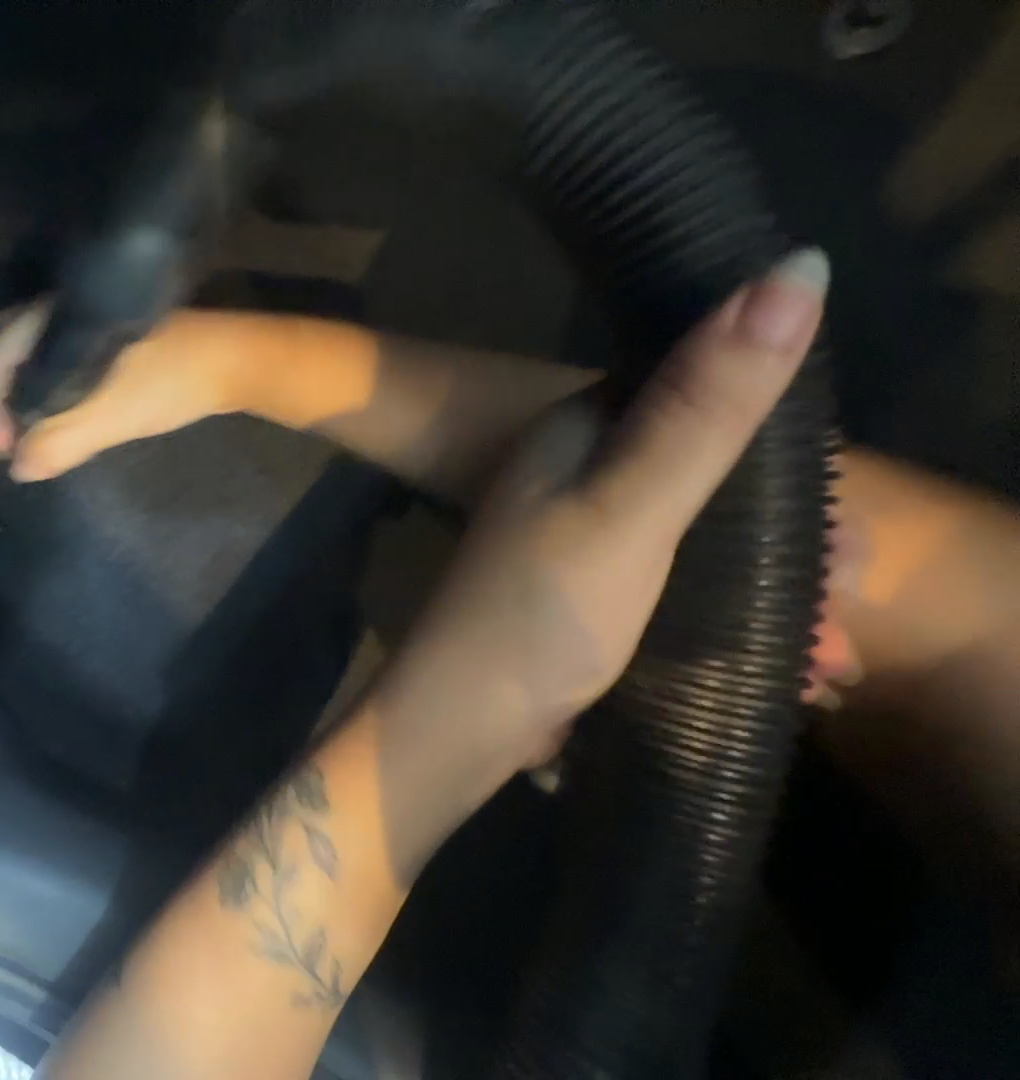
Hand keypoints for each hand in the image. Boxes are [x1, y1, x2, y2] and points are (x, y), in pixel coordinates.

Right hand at [0, 299, 255, 480]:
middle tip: (0, 441)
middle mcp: (58, 313)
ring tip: (21, 436)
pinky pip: (54, 362)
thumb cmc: (167, 383)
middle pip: (2, 353)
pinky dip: (43, 391)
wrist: (232, 362)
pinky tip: (53, 416)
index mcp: (51, 321)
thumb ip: (57, 444)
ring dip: (18, 397)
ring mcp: (80, 322)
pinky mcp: (100, 336)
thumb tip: (19, 468)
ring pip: (28, 358)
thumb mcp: (108, 419)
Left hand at [372, 249, 830, 801]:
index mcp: (575, 431)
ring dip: (777, 583)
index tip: (840, 504)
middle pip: (712, 472)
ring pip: (704, 534)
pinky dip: (739, 617)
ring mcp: (579, 534)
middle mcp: (573, 472)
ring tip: (830, 648)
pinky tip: (792, 666)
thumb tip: (794, 265)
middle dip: (792, 528)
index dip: (781, 439)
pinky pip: (682, 584)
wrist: (464, 717)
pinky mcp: (589, 591)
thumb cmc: (541, 608)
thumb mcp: (630, 504)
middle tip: (847, 587)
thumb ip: (705, 405)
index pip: (699, 392)